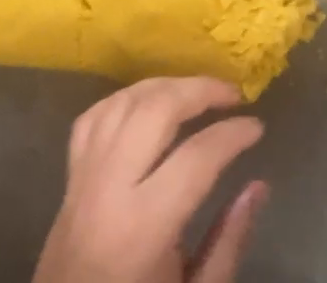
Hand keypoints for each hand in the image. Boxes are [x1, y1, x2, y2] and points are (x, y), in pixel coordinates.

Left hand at [32, 77, 267, 282]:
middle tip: (232, 94)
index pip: (196, 157)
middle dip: (199, 90)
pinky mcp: (68, 178)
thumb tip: (258, 186)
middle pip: (154, 109)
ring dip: (165, 86)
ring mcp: (82, 178)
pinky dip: (126, 99)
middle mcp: (108, 189)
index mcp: (143, 227)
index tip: (257, 125)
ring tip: (197, 92)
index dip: (233, 133)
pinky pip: (94, 117)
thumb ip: (228, 241)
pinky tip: (150, 103)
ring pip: (122, 102)